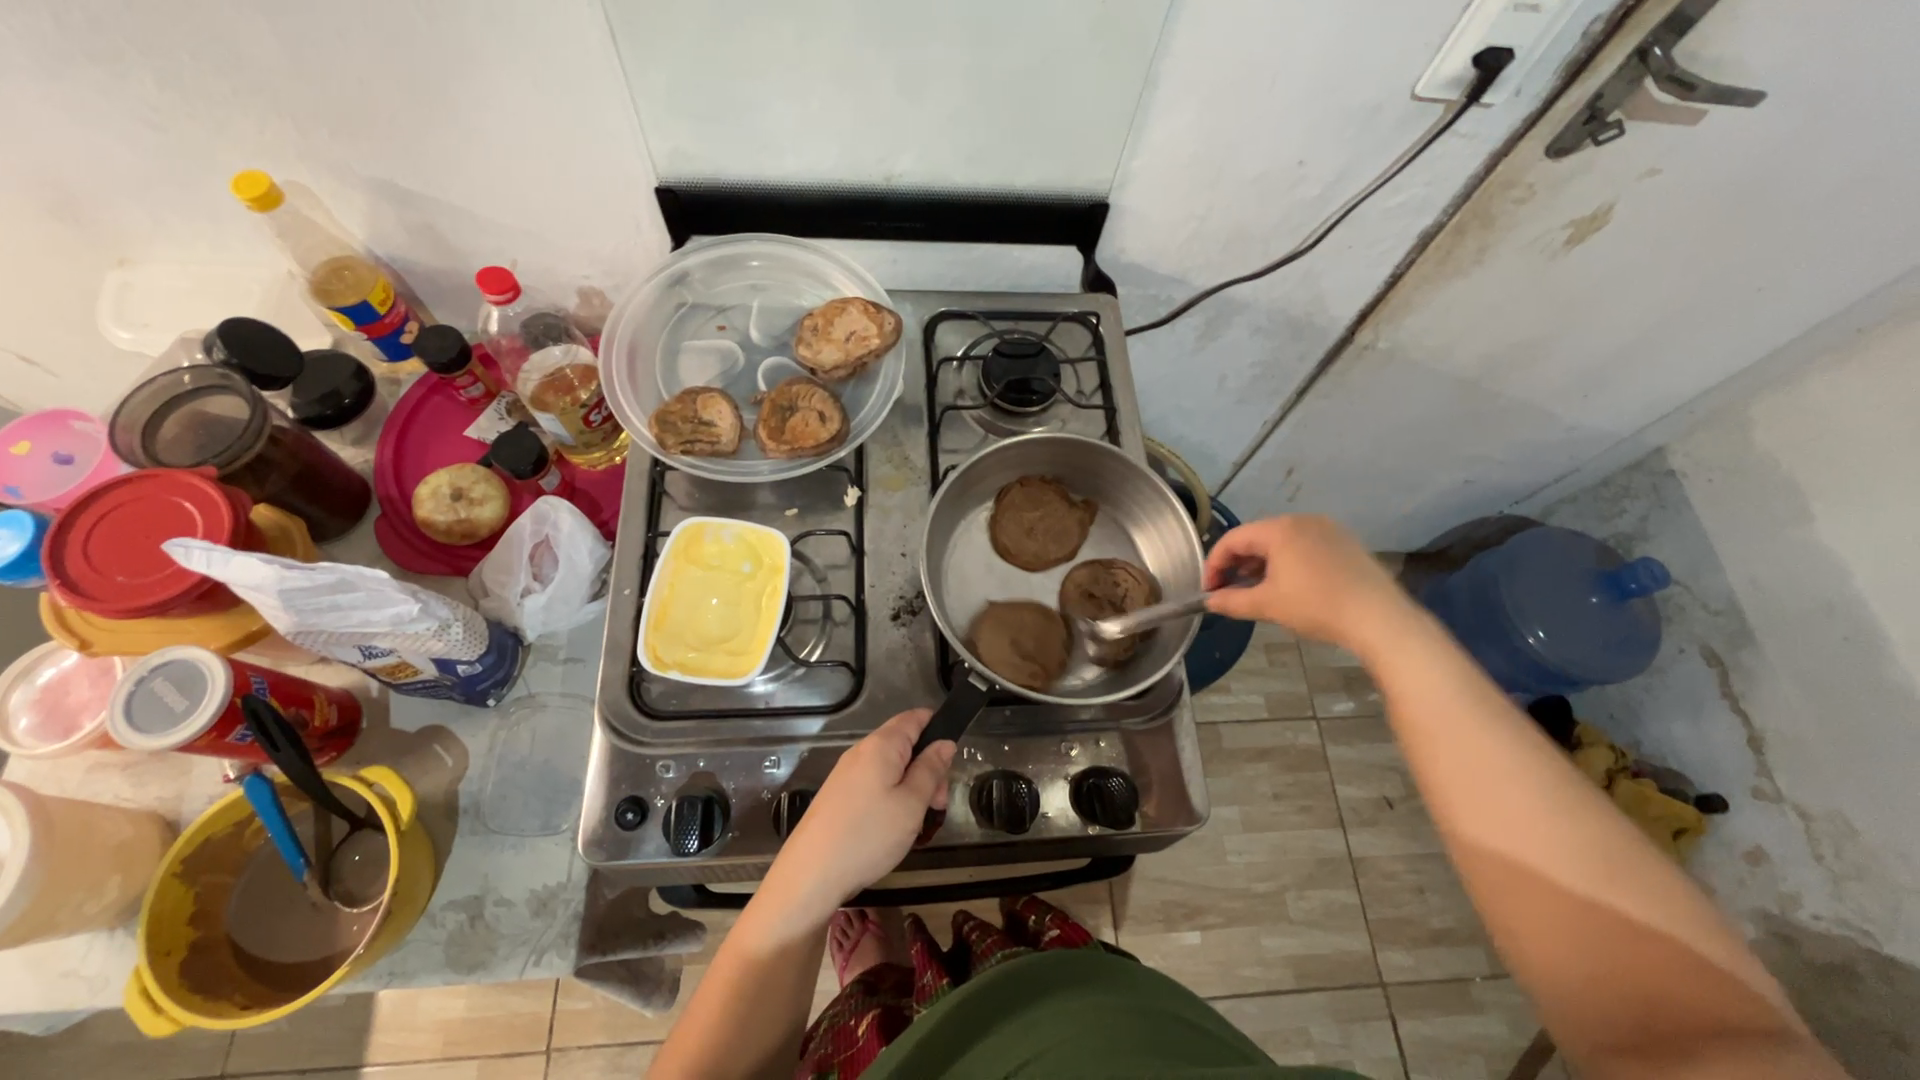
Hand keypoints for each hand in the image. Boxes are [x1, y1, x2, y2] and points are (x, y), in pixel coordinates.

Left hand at [765, 710, 955, 917]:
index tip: (952, 762)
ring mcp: (846, 774)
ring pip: (891, 768)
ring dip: (912, 788)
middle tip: (938, 806)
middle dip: (928, 768)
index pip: (915, 717)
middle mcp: (861, 752)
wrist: (811, 874)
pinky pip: (875, 785)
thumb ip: (931, 770)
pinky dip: (892, 799)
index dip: (939, 729)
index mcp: (881, 745)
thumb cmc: (868, 835)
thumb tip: (944, 743)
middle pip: (904, 745)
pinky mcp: (839, 796)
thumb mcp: (911, 803)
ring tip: (918, 823)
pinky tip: (894, 828)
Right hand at [1204, 515, 1411, 651]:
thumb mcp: (1267, 605)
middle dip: (1238, 564)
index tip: (1210, 590)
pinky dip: (1288, 563)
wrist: (1378, 617)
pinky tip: (1289, 587)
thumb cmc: (1316, 606)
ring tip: (1257, 591)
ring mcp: (1328, 529)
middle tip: (1229, 591)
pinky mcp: (1345, 543)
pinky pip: (1305, 546)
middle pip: (1257, 537)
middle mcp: (1302, 520)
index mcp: (1279, 529)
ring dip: (1262, 564)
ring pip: (1282, 542)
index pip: (1233, 539)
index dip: (1215, 564)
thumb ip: (1232, 601)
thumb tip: (1209, 602)